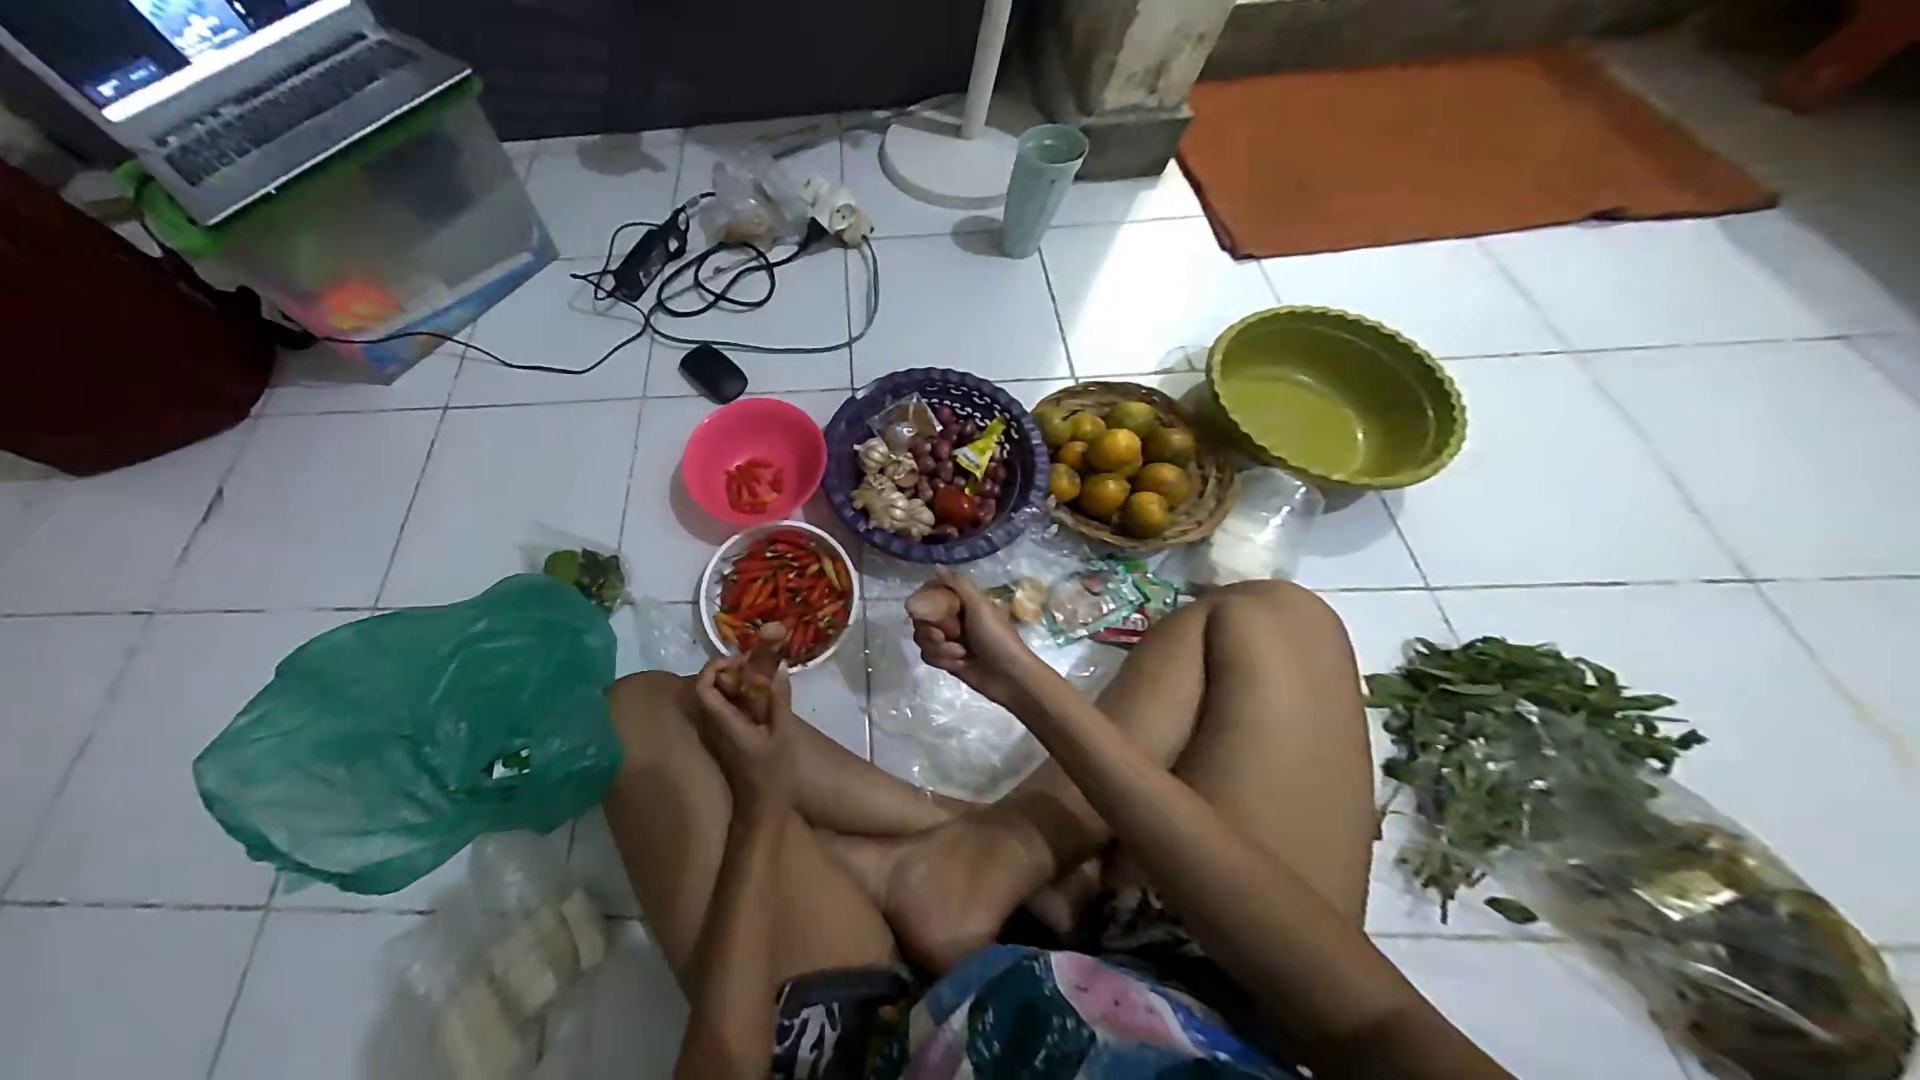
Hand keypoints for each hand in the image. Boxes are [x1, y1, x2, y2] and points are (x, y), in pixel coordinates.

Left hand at [691, 628, 794, 823]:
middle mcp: (714, 728)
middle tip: (754, 664)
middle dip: (726, 671)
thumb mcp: (783, 735)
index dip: (714, 668)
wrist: (762, 811)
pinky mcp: (726, 741)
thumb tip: (778, 668)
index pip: (703, 689)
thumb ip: (779, 701)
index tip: (740, 660)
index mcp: (725, 725)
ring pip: (714, 699)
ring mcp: (718, 736)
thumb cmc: (773, 775)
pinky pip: (724, 710)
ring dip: (732, 682)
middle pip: (706, 690)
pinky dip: (737, 696)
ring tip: (760, 675)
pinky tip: (759, 696)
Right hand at [906, 567, 1039, 707]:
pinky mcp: (947, 660)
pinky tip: (959, 663)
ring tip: (959, 653)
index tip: (924, 607)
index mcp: (963, 604)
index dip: (925, 601)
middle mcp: (953, 620)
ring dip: (938, 647)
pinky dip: (941, 659)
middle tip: (942, 635)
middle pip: (922, 619)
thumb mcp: (980, 606)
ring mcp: (949, 641)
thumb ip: (958, 585)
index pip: (932, 595)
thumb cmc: (997, 637)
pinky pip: (929, 656)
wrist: (1009, 675)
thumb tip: (937, 566)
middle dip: (929, 629)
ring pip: (923, 638)